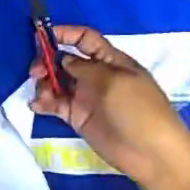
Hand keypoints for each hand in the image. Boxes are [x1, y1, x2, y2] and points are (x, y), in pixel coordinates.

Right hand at [30, 26, 189, 181]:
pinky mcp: (77, 117)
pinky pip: (55, 103)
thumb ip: (84, 67)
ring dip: (44, 83)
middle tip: (36, 72)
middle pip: (64, 59)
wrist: (153, 155)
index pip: (85, 38)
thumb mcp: (113, 81)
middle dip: (47, 60)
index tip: (41, 36)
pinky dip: (43, 102)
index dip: (64, 33)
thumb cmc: (138, 110)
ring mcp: (85, 97)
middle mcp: (96, 75)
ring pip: (56, 81)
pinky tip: (38, 106)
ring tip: (43, 95)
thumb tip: (63, 60)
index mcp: (110, 61)